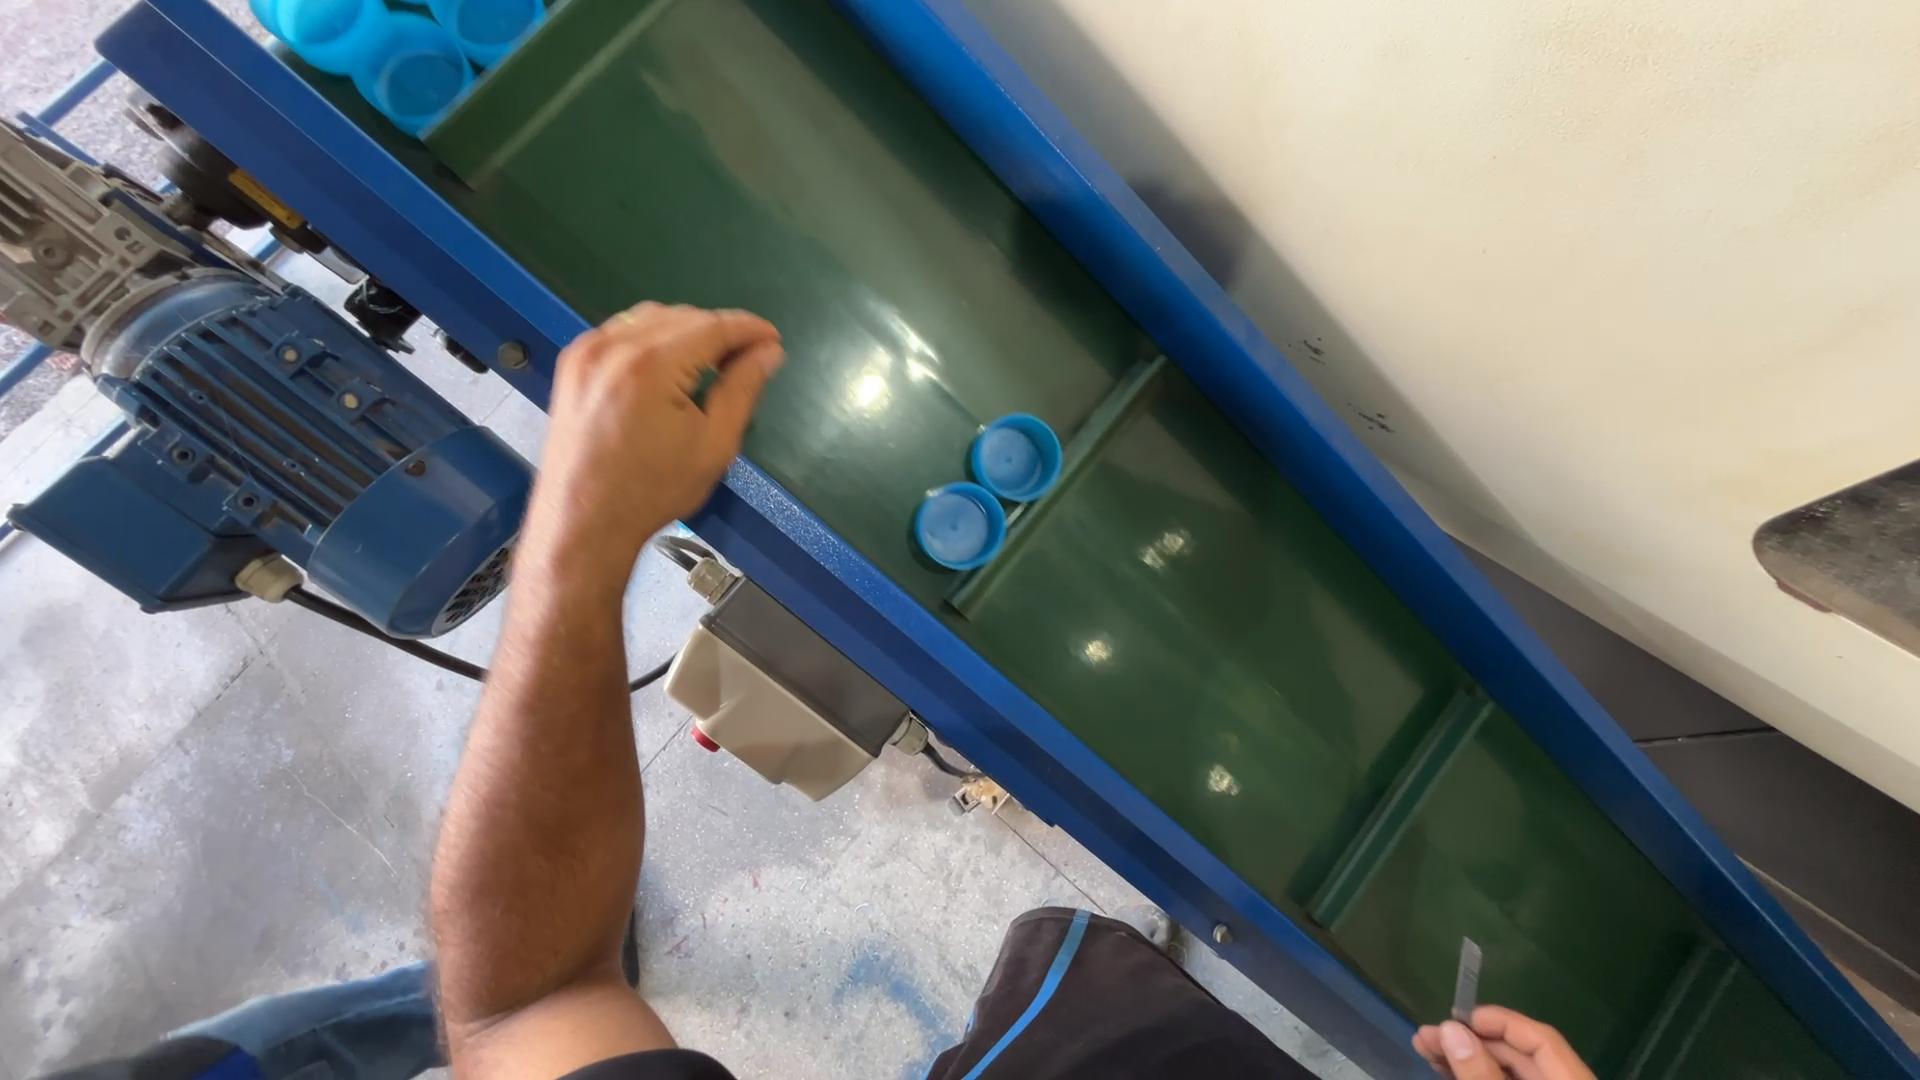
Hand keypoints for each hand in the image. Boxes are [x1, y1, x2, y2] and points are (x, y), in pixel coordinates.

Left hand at [523, 302, 783, 584]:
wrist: (584, 521)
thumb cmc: (655, 490)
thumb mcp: (714, 444)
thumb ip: (743, 389)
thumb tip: (769, 352)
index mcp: (652, 364)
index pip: (712, 326)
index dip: (748, 329)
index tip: (773, 339)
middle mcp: (614, 345)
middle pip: (682, 316)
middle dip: (719, 330)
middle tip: (747, 358)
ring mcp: (587, 351)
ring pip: (651, 318)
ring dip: (687, 331)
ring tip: (711, 363)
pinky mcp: (573, 363)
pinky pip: (623, 332)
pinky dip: (654, 338)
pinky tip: (669, 367)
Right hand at [1413, 1007, 1596, 1079]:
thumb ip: (1482, 1075)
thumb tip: (1450, 1028)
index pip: (1542, 1039)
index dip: (1500, 1022)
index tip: (1458, 1018)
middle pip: (1519, 1055)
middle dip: (1468, 1041)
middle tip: (1425, 1036)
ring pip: (1506, 1071)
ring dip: (1463, 1056)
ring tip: (1423, 1048)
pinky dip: (1473, 1074)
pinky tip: (1444, 1068)